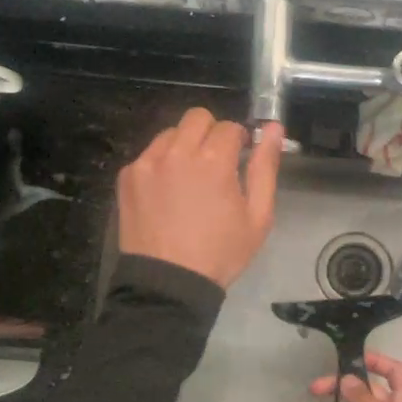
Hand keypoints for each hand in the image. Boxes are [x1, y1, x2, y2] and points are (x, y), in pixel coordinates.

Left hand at [117, 108, 281, 287]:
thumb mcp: (257, 216)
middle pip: (197, 117)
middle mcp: (178, 152)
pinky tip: (166, 194)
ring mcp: (147, 163)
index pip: (229, 127)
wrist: (169, 284)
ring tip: (188, 180)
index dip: (238, 142)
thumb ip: (265, 167)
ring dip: (183, 146)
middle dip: (210, 133)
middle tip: (214, 165)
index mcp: (214, 160)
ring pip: (170, 133)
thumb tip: (273, 127)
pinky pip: (149, 155)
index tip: (238, 161)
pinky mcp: (128, 177)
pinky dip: (161, 165)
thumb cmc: (220, 253)